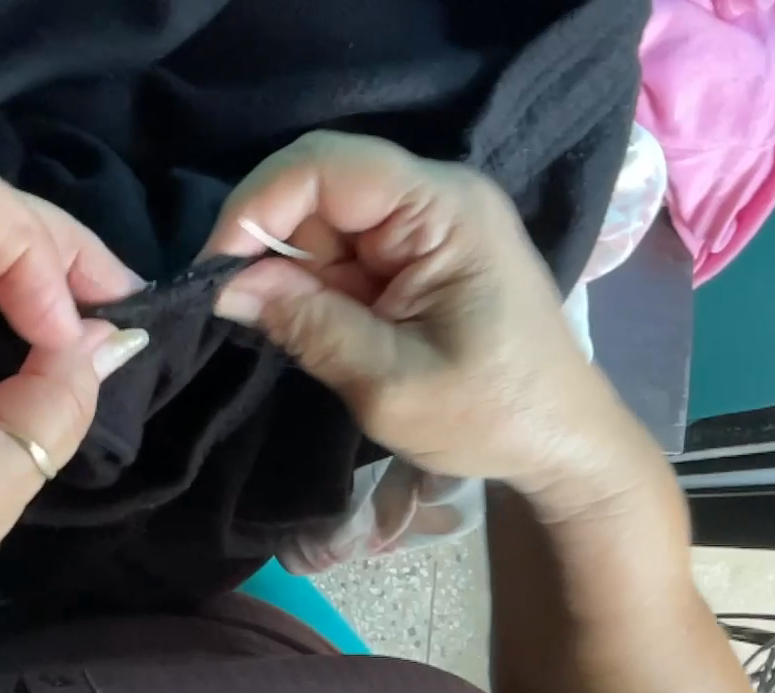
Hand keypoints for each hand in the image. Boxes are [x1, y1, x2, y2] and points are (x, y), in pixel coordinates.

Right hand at [204, 131, 668, 520]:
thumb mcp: (388, 383)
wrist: (560, 443)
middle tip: (237, 313)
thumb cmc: (491, 416)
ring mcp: (428, 231)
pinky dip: (316, 294)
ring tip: (285, 336)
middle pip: (321, 192)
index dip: (257, 206)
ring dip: (293, 279)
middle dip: (270, 248)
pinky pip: (346, 260)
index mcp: (442, 211)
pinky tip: (311, 331)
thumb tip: (227, 288)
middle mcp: (435, 201)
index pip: (326, 167)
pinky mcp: (419, 263)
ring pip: (326, 229)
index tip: (215, 271)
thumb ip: (308, 327)